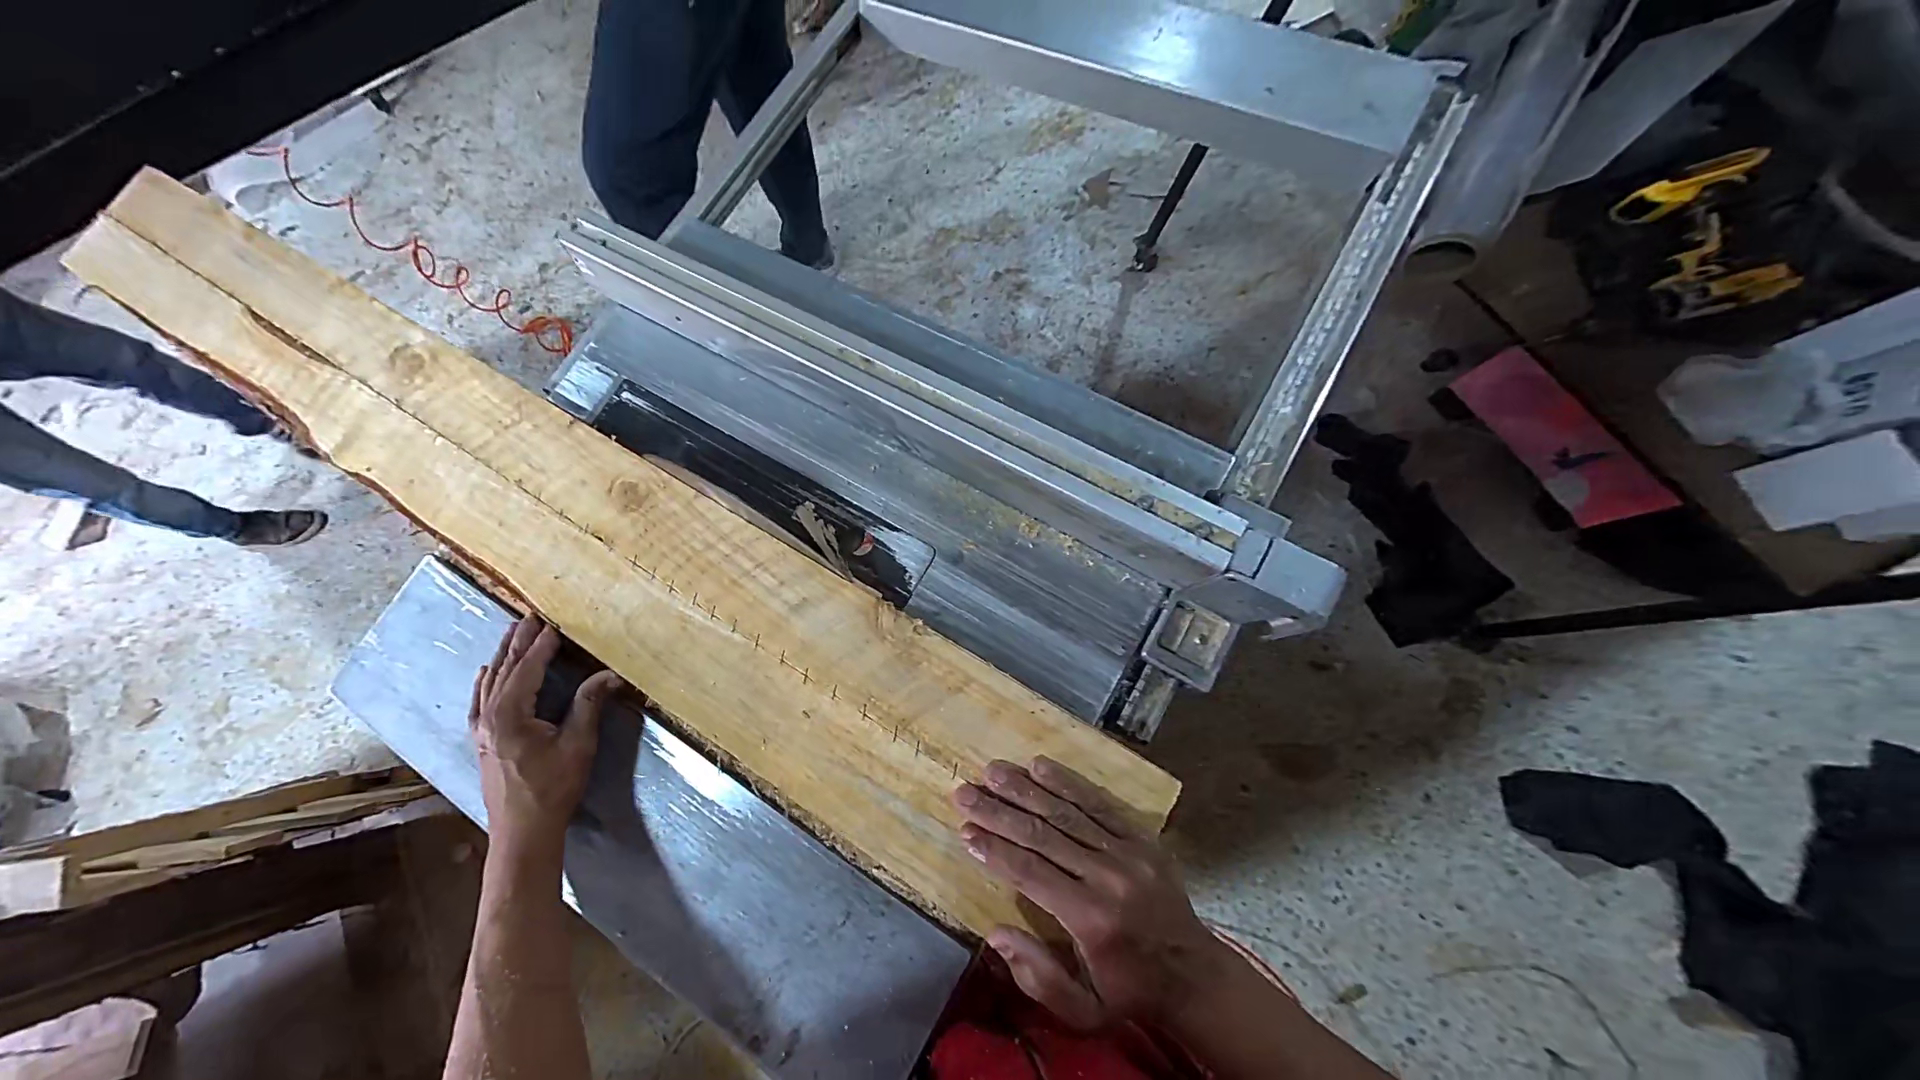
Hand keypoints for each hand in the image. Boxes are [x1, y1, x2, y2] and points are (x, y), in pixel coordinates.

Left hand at [469, 616, 622, 856]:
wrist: (523, 831)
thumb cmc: (553, 787)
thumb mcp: (578, 744)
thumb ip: (588, 704)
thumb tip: (609, 674)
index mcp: (510, 714)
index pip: (527, 668)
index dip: (542, 645)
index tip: (555, 623)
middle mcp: (489, 716)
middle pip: (505, 670)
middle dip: (519, 642)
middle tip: (531, 616)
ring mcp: (481, 729)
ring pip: (490, 683)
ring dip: (503, 656)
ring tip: (513, 632)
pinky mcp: (482, 741)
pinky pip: (478, 702)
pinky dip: (484, 682)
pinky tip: (485, 672)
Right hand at [951, 757, 1233, 1030]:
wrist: (1194, 974)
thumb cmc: (1128, 993)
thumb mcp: (1083, 1012)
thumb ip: (1038, 977)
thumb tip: (995, 933)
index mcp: (1090, 918)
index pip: (1030, 873)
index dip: (995, 850)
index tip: (965, 830)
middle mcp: (1108, 878)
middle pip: (1042, 834)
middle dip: (998, 811)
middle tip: (964, 791)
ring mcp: (1128, 852)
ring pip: (1067, 812)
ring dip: (1026, 788)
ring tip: (993, 770)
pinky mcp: (1142, 838)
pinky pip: (1100, 804)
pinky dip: (1068, 783)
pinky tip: (1040, 766)